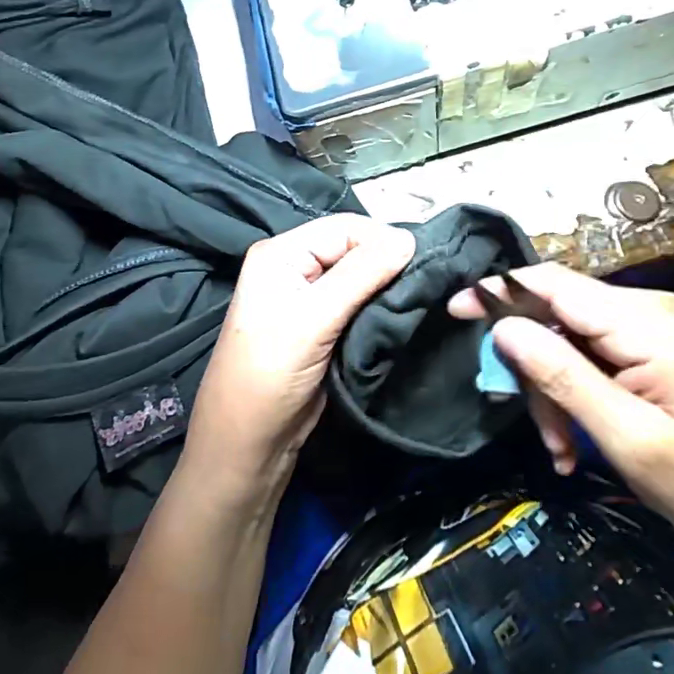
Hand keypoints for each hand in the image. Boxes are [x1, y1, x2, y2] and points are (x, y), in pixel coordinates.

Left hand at [186, 215, 415, 492]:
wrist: (249, 445)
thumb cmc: (270, 375)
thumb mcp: (313, 319)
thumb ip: (361, 275)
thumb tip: (409, 238)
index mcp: (281, 254)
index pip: (345, 228)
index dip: (383, 239)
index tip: (422, 263)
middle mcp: (295, 267)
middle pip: (354, 248)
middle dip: (388, 262)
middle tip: (425, 282)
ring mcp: (309, 297)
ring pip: (361, 275)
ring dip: (388, 285)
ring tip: (418, 297)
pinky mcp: (324, 324)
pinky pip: (361, 301)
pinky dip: (381, 305)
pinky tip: (401, 313)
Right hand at [449, 263, 673, 553]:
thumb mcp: (627, 437)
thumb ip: (562, 376)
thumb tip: (504, 327)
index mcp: (647, 321)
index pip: (556, 285)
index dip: (501, 291)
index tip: (455, 308)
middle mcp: (645, 308)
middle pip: (557, 316)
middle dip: (536, 371)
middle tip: (542, 434)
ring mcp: (647, 326)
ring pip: (566, 341)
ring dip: (553, 395)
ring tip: (562, 451)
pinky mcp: (645, 346)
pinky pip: (588, 356)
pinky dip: (572, 396)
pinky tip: (575, 442)